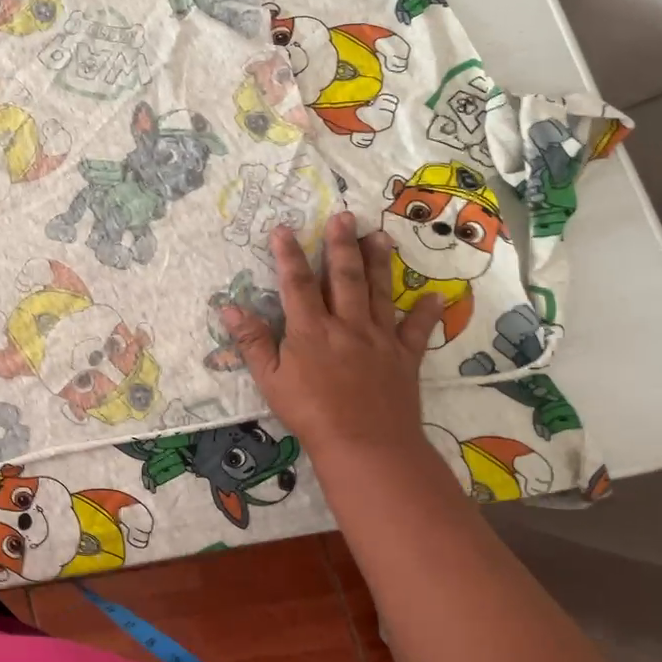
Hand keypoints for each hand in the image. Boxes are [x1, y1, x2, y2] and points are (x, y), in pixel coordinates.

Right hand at [220, 213, 446, 458]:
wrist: (368, 445)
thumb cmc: (310, 412)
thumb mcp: (269, 378)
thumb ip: (252, 341)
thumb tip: (229, 307)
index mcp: (310, 330)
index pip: (295, 283)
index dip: (288, 255)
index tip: (283, 229)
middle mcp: (346, 326)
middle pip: (343, 277)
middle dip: (340, 245)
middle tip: (343, 217)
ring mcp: (380, 339)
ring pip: (379, 293)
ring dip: (378, 262)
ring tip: (379, 236)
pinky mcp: (405, 357)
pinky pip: (417, 329)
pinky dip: (425, 311)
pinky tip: (432, 295)